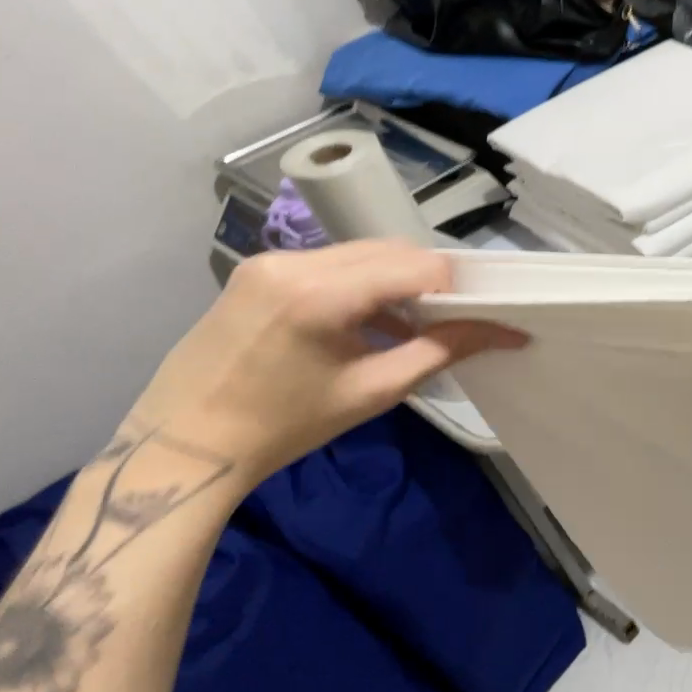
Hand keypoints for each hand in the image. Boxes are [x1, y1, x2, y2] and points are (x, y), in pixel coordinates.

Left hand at [124, 241, 525, 485]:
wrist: (187, 441)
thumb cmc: (288, 423)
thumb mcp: (376, 389)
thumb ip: (444, 350)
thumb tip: (505, 331)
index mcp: (322, 293)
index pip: (419, 265)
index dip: (456, 290)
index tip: (470, 322)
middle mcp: (295, 262)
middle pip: (392, 250)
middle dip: (431, 282)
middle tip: (446, 324)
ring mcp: (270, 262)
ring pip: (363, 253)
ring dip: (398, 281)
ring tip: (408, 327)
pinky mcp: (258, 271)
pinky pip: (332, 264)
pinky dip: (364, 284)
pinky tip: (368, 323)